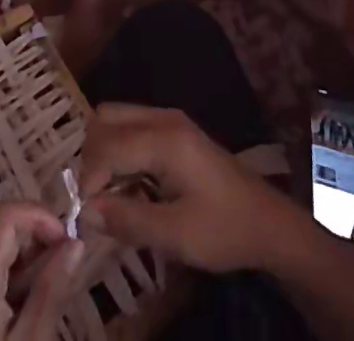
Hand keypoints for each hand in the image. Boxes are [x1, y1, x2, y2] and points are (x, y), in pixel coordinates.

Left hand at [0, 201, 88, 340]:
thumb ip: (52, 289)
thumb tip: (77, 241)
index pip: (5, 215)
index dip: (40, 216)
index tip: (68, 242)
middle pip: (1, 231)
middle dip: (39, 242)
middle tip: (67, 274)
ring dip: (27, 262)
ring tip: (47, 299)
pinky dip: (10, 279)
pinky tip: (24, 312)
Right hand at [77, 103, 308, 273]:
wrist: (269, 224)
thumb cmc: (225, 229)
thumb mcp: (176, 235)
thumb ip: (127, 220)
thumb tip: (84, 212)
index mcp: (165, 139)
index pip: (106, 146)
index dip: (88, 180)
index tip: (87, 215)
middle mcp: (165, 119)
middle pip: (106, 118)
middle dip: (92, 157)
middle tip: (96, 199)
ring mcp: (172, 122)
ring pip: (117, 120)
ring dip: (104, 154)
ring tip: (111, 196)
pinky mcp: (176, 132)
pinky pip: (133, 129)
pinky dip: (120, 153)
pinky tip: (130, 188)